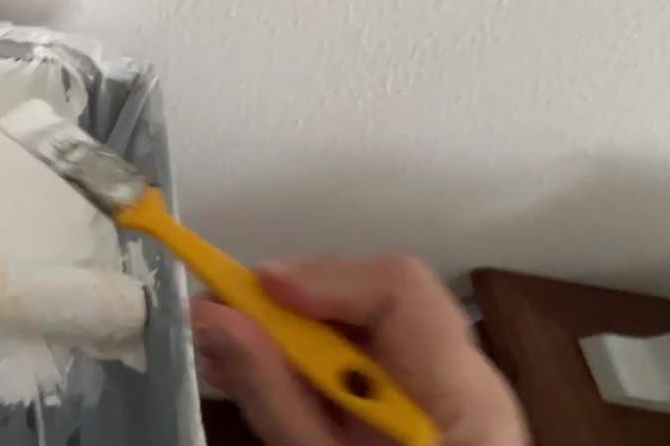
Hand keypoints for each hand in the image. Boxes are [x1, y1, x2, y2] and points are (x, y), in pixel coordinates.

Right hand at [190, 255, 527, 445]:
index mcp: (457, 395)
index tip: (254, 288)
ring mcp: (443, 381)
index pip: (399, 288)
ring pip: (348, 313)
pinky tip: (256, 372)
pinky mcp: (413, 393)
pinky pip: (350, 342)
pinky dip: (296, 351)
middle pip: (361, 292)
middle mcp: (459, 374)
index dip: (321, 275)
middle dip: (281, 303)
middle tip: (216, 322)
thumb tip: (210, 315)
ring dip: (279, 327)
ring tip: (224, 353)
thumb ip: (272, 394)